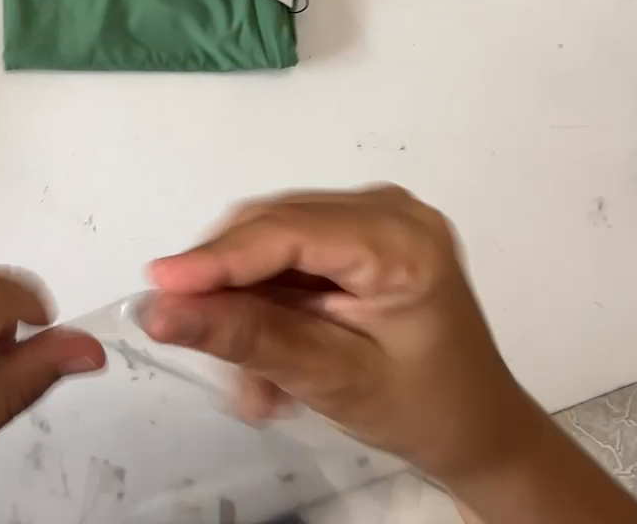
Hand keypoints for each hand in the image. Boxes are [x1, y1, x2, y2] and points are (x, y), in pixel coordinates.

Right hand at [139, 186, 535, 486]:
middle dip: (226, 284)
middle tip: (192, 337)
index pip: (286, 232)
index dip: (217, 257)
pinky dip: (262, 296)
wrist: (480, 428)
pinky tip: (263, 349)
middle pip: (271, 228)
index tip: (156, 284)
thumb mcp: (331, 379)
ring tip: (243, 372)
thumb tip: (159, 311)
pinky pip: (285, 251)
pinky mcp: (356, 230)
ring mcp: (371, 214)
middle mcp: (385, 208)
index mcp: (401, 240)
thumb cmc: (422, 411)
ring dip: (241, 297)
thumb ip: (246, 338)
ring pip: (268, 238)